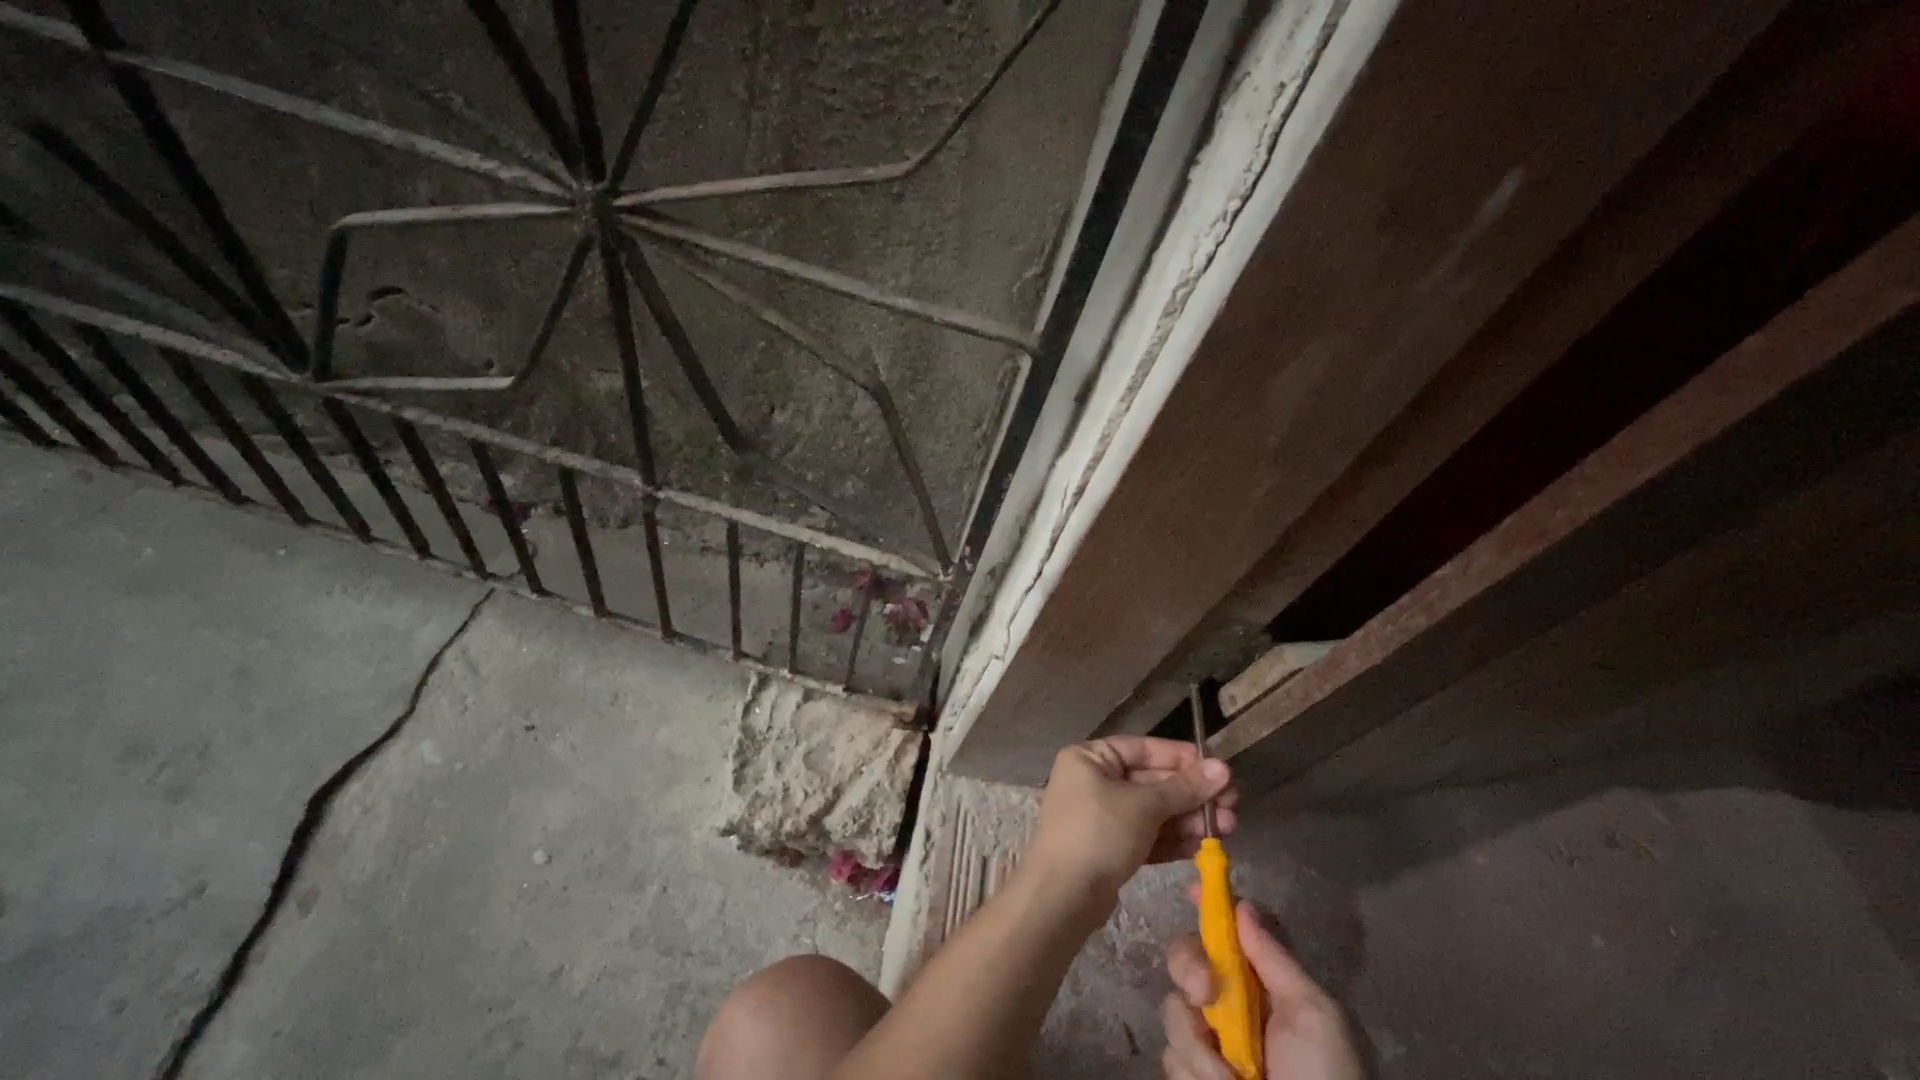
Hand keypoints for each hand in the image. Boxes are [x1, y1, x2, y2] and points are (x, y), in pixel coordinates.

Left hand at [1025, 736, 1237, 898]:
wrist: (1063, 896)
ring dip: (1189, 819)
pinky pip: (1146, 836)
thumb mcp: (1145, 806)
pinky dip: (1173, 839)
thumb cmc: (1099, 833)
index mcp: (1089, 758)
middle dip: (1192, 795)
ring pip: (1153, 812)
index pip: (1143, 749)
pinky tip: (1204, 846)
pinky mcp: (1110, 848)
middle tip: (1232, 804)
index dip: (1182, 758)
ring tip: (1228, 828)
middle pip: (1152, 781)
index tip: (1219, 769)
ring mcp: (1101, 817)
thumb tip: (1223, 767)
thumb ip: (1185, 787)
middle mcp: (1092, 781)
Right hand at [1162, 902, 1362, 1079]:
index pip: (1231, 933)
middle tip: (1206, 994)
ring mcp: (1209, 1042)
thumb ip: (1275, 959)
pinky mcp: (1191, 1074)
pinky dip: (1194, 1073)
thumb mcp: (1314, 1014)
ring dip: (1198, 1044)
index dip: (1210, 908)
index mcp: (1264, 984)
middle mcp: (1231, 1005)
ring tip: (1230, 1079)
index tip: (1192, 889)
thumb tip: (1243, 905)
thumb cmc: (1323, 1077)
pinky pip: (1170, 1056)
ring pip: (1172, 1009)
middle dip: (1189, 968)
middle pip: (1186, 957)